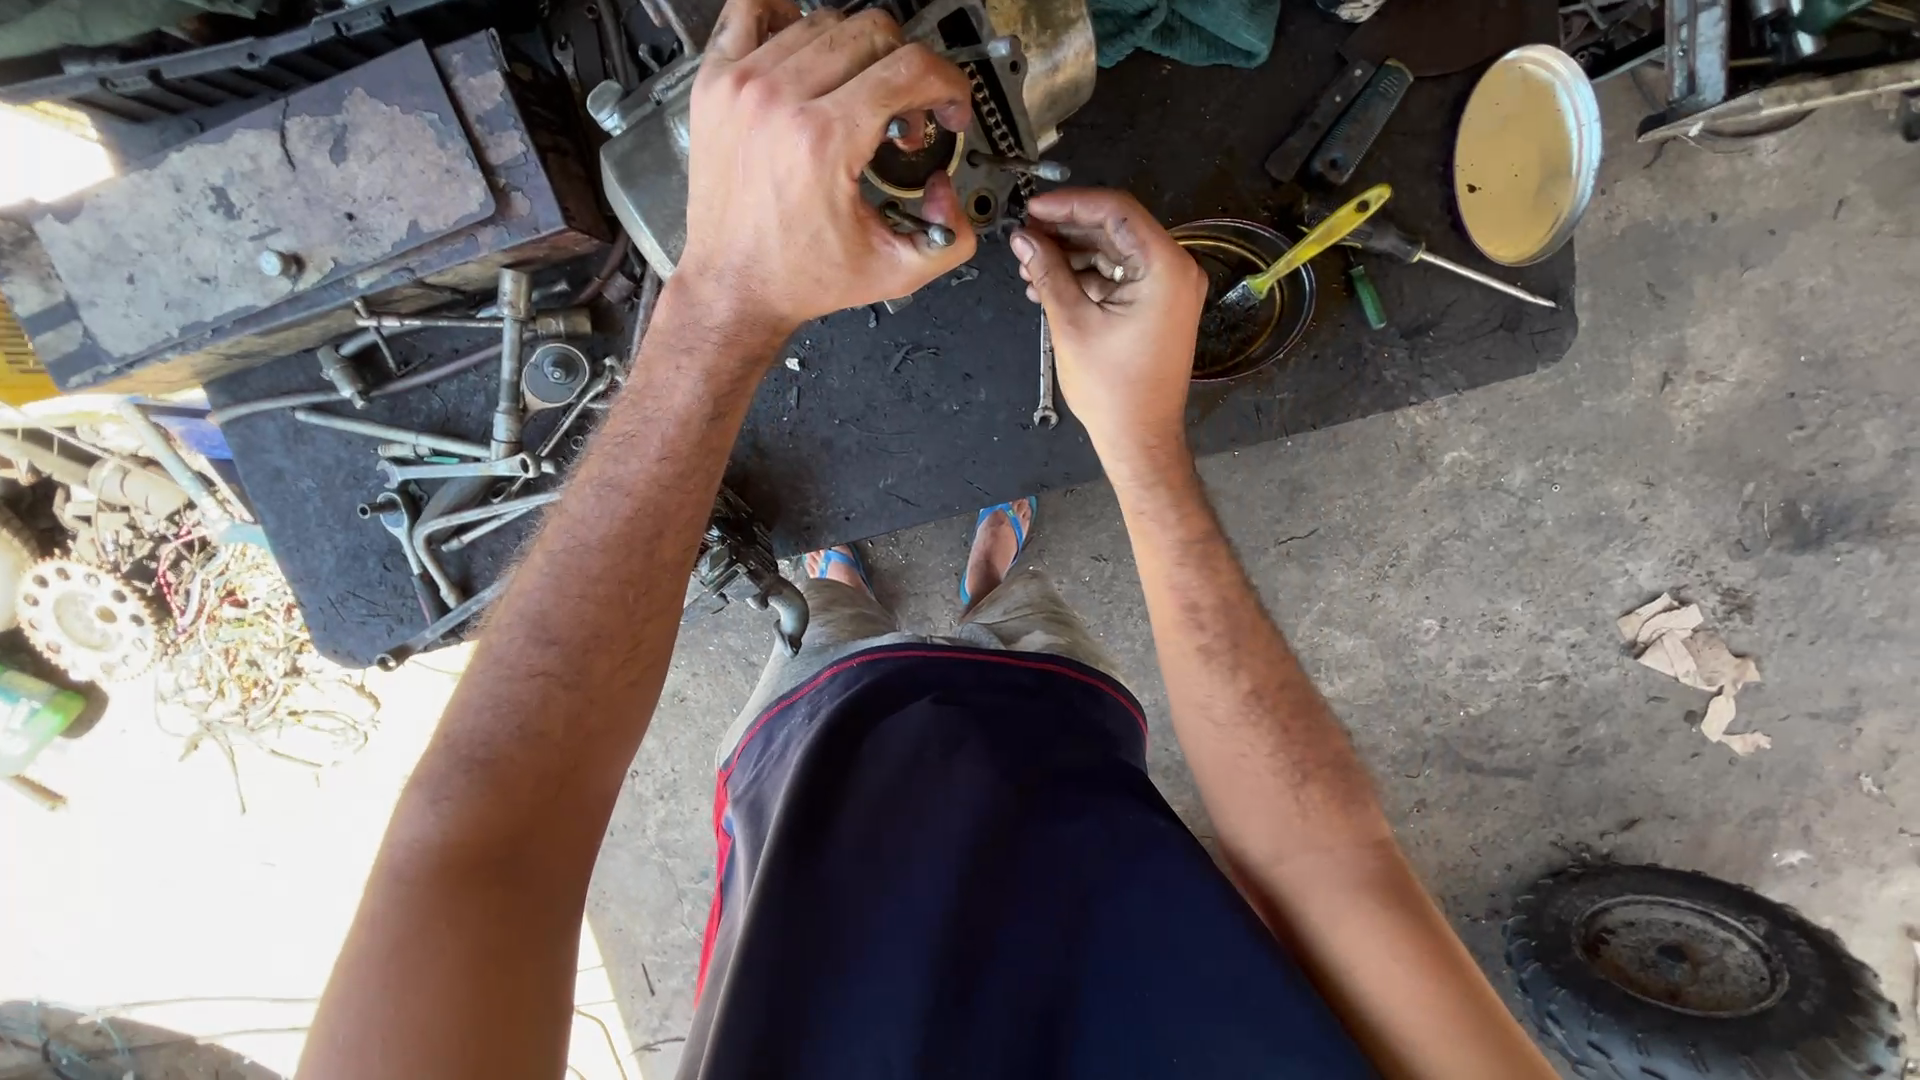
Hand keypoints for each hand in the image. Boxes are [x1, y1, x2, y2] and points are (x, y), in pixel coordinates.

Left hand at [674, 0, 976, 345]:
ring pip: (824, 22)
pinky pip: (752, 11)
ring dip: (859, 56)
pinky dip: (788, 18)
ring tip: (860, 101)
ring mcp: (742, 84)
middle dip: (907, 72)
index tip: (948, 110)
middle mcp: (780, 100)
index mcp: (824, 141)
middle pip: (872, 34)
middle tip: (906, 119)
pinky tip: (808, 53)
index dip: (947, 85)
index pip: (910, 68)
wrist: (734, 286)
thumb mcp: (894, 274)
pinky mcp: (715, 83)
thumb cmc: (798, 278)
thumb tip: (947, 188)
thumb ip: (950, 237)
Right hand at [1010, 189, 1208, 474]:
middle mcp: (1174, 271)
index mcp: (1164, 268)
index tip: (1033, 209)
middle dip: (1066, 232)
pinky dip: (1085, 278)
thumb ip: (1048, 273)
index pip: (1116, 210)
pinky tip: (1049, 286)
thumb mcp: (1072, 324)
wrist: (1139, 437)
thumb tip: (1024, 239)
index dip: (1069, 204)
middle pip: (1115, 229)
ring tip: (1030, 266)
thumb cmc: (1114, 391)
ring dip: (1071, 256)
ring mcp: (1167, 289)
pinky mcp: (1155, 307)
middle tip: (1025, 236)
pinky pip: (1118, 277)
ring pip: (1113, 253)